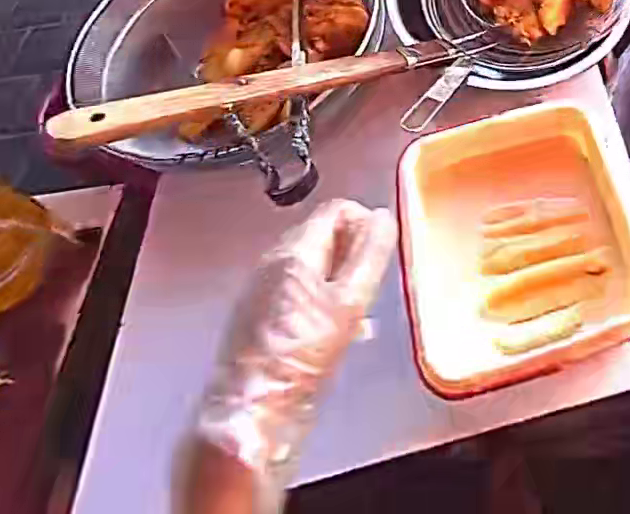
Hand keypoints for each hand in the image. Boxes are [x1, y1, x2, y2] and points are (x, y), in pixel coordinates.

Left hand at [193, 199, 396, 507]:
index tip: (379, 254)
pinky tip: (328, 331)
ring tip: (354, 314)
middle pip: (323, 233)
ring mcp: (260, 289)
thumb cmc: (298, 362)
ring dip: (337, 279)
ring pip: (311, 264)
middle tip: (369, 286)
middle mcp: (272, 262)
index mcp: (294, 252)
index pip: (337, 209)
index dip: (364, 223)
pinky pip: (294, 289)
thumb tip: (382, 219)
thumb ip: (369, 256)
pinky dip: (318, 298)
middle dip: (352, 252)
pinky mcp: (254, 315)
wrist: (247, 421)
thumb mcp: (348, 305)